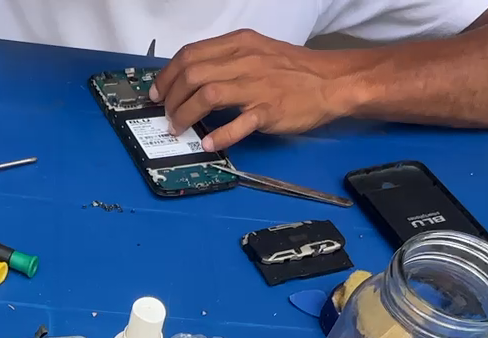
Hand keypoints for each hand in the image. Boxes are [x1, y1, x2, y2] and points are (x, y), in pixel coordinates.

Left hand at [151, 30, 354, 151]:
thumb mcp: (255, 53)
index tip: (157, 94)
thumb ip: (225, 63)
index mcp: (238, 44)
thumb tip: (192, 80)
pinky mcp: (268, 109)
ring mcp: (256, 85)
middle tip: (166, 116)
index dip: (166, 76)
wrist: (330, 82)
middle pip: (192, 74)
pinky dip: (219, 135)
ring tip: (178, 129)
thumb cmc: (290, 71)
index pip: (190, 54)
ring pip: (208, 94)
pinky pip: (238, 123)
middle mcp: (243, 60)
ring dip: (185, 115)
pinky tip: (207, 143)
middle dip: (171, 98)